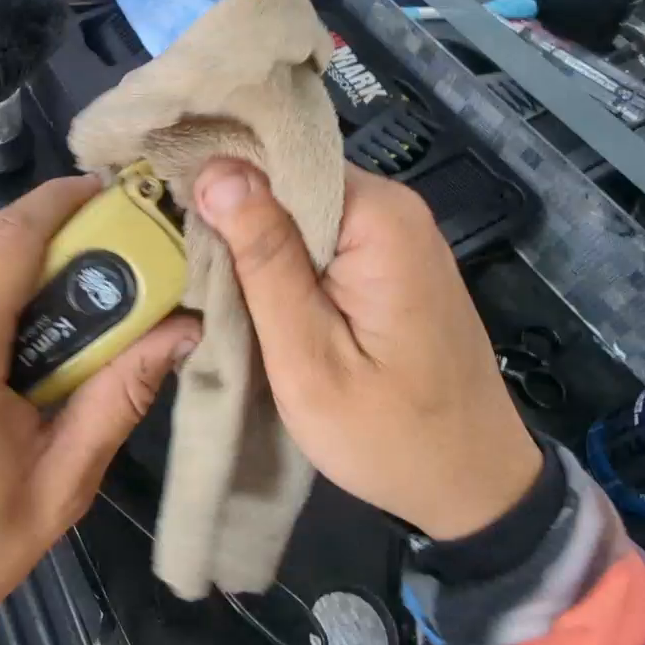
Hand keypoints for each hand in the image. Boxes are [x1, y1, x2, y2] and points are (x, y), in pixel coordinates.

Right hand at [193, 160, 540, 541]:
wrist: (474, 485)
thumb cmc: (388, 433)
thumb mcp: (308, 354)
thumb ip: (265, 259)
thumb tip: (217, 170)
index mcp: (378, 216)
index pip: (281, 159)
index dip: (223, 178)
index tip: (170, 204)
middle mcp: (394, 206)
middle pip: (291, 180)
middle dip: (236, 209)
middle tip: (181, 246)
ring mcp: (397, 231)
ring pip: (301, 208)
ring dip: (257, 236)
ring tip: (207, 266)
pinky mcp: (391, 257)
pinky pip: (322, 233)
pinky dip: (284, 255)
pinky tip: (252, 283)